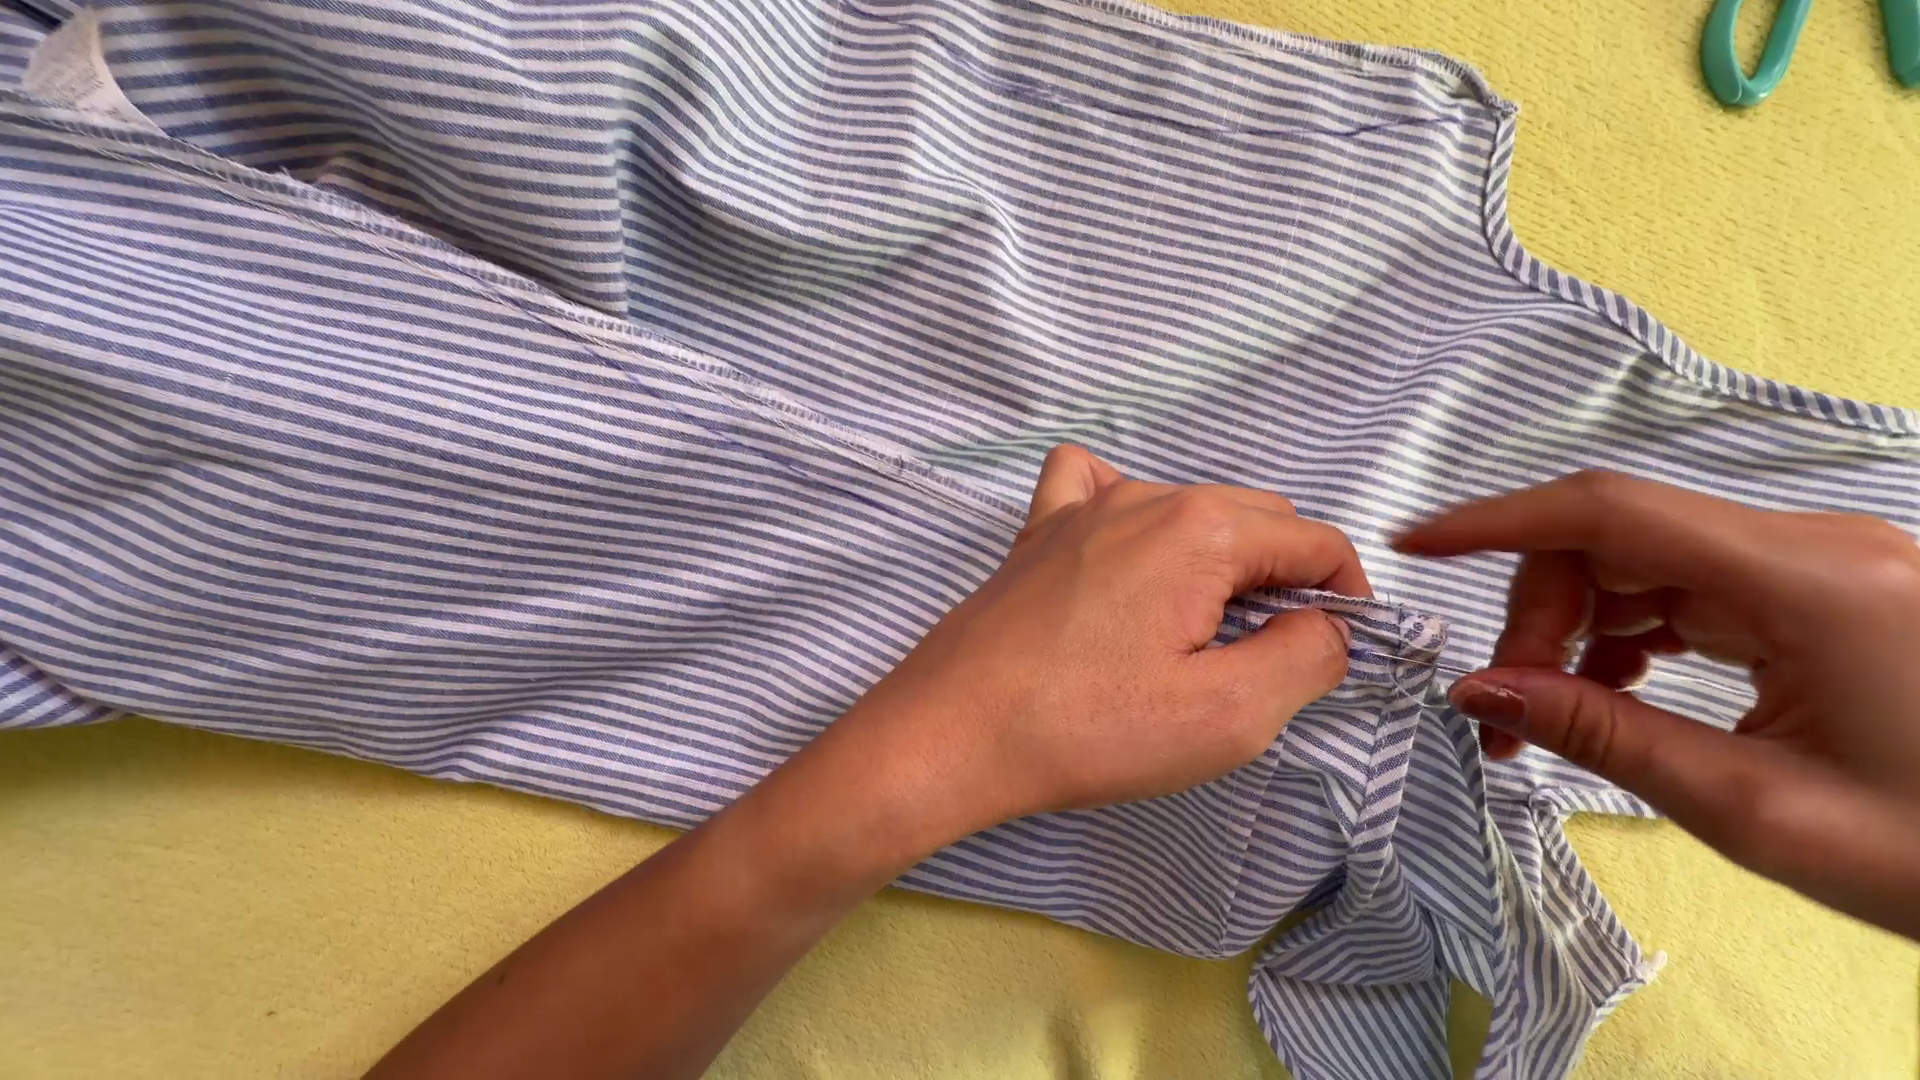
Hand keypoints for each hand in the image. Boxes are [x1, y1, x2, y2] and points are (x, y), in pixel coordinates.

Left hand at [842, 444, 1365, 839]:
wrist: (952, 731)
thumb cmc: (1087, 729)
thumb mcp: (1227, 714)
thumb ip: (1307, 657)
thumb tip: (1328, 625)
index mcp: (1201, 529)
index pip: (1315, 540)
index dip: (1345, 595)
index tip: (1336, 651)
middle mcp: (1143, 498)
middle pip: (1254, 520)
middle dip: (1285, 579)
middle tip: (1271, 655)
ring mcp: (1081, 508)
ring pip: (1186, 509)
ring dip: (1218, 557)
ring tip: (1202, 627)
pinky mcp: (1038, 533)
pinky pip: (1095, 487)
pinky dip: (1131, 513)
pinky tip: (1127, 556)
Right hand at [1396, 470, 1919, 939]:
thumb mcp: (1754, 807)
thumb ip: (1596, 733)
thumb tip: (1472, 690)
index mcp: (1808, 580)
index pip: (1605, 510)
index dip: (1492, 520)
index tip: (1412, 544)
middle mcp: (1809, 549)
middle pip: (1608, 543)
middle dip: (1536, 614)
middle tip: (1506, 702)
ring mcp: (1815, 569)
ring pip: (1633, 565)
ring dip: (1571, 627)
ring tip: (1549, 708)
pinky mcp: (1816, 595)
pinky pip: (1678, 590)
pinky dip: (1620, 633)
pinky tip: (1615, 688)